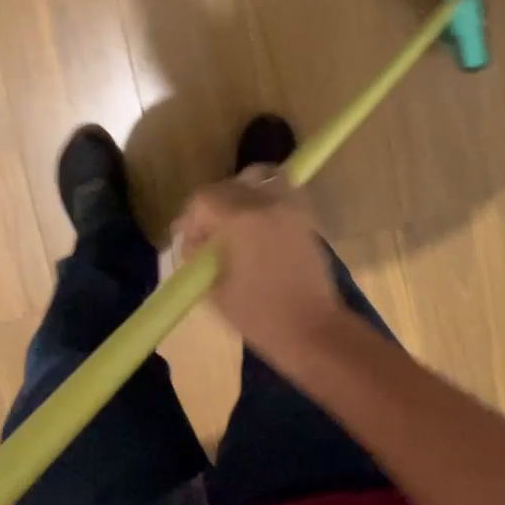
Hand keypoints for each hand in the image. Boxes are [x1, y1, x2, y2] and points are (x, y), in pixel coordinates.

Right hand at [175, 167, 345, 362]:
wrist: (313, 327)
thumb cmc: (260, 315)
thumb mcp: (216, 289)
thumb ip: (200, 258)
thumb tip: (195, 245)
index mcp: (242, 218)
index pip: (205, 198)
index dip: (191, 220)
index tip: (192, 246)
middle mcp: (267, 202)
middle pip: (230, 185)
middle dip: (213, 206)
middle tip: (209, 237)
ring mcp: (290, 205)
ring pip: (260, 177)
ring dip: (241, 193)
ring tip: (234, 224)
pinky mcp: (306, 215)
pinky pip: (280, 190)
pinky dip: (264, 198)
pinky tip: (257, 227)